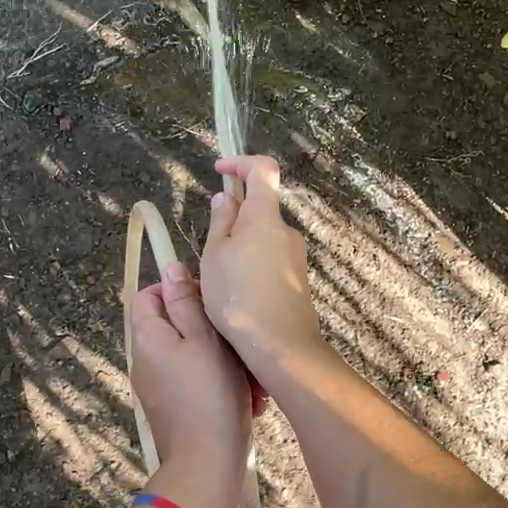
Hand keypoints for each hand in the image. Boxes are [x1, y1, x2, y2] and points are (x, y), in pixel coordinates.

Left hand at [129, 262, 254, 469]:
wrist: (207, 463)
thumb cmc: (209, 394)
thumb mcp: (204, 339)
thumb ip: (185, 303)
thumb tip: (170, 269)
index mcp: (148, 337)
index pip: (148, 296)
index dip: (177, 291)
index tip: (208, 302)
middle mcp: (146, 359)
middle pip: (175, 325)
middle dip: (210, 330)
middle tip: (238, 343)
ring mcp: (158, 386)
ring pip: (192, 355)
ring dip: (223, 360)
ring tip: (250, 377)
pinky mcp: (174, 407)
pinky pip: (196, 381)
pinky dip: (220, 383)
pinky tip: (247, 398)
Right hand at [200, 156, 321, 365]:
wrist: (280, 345)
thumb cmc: (238, 296)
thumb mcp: (215, 255)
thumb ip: (221, 221)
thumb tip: (226, 197)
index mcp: (265, 216)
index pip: (263, 169)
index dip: (240, 163)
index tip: (219, 171)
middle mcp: (285, 230)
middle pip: (259, 208)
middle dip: (233, 218)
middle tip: (210, 249)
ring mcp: (295, 255)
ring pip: (262, 237)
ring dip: (240, 246)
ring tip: (220, 280)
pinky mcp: (296, 278)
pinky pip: (269, 258)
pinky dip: (251, 265)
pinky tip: (237, 294)